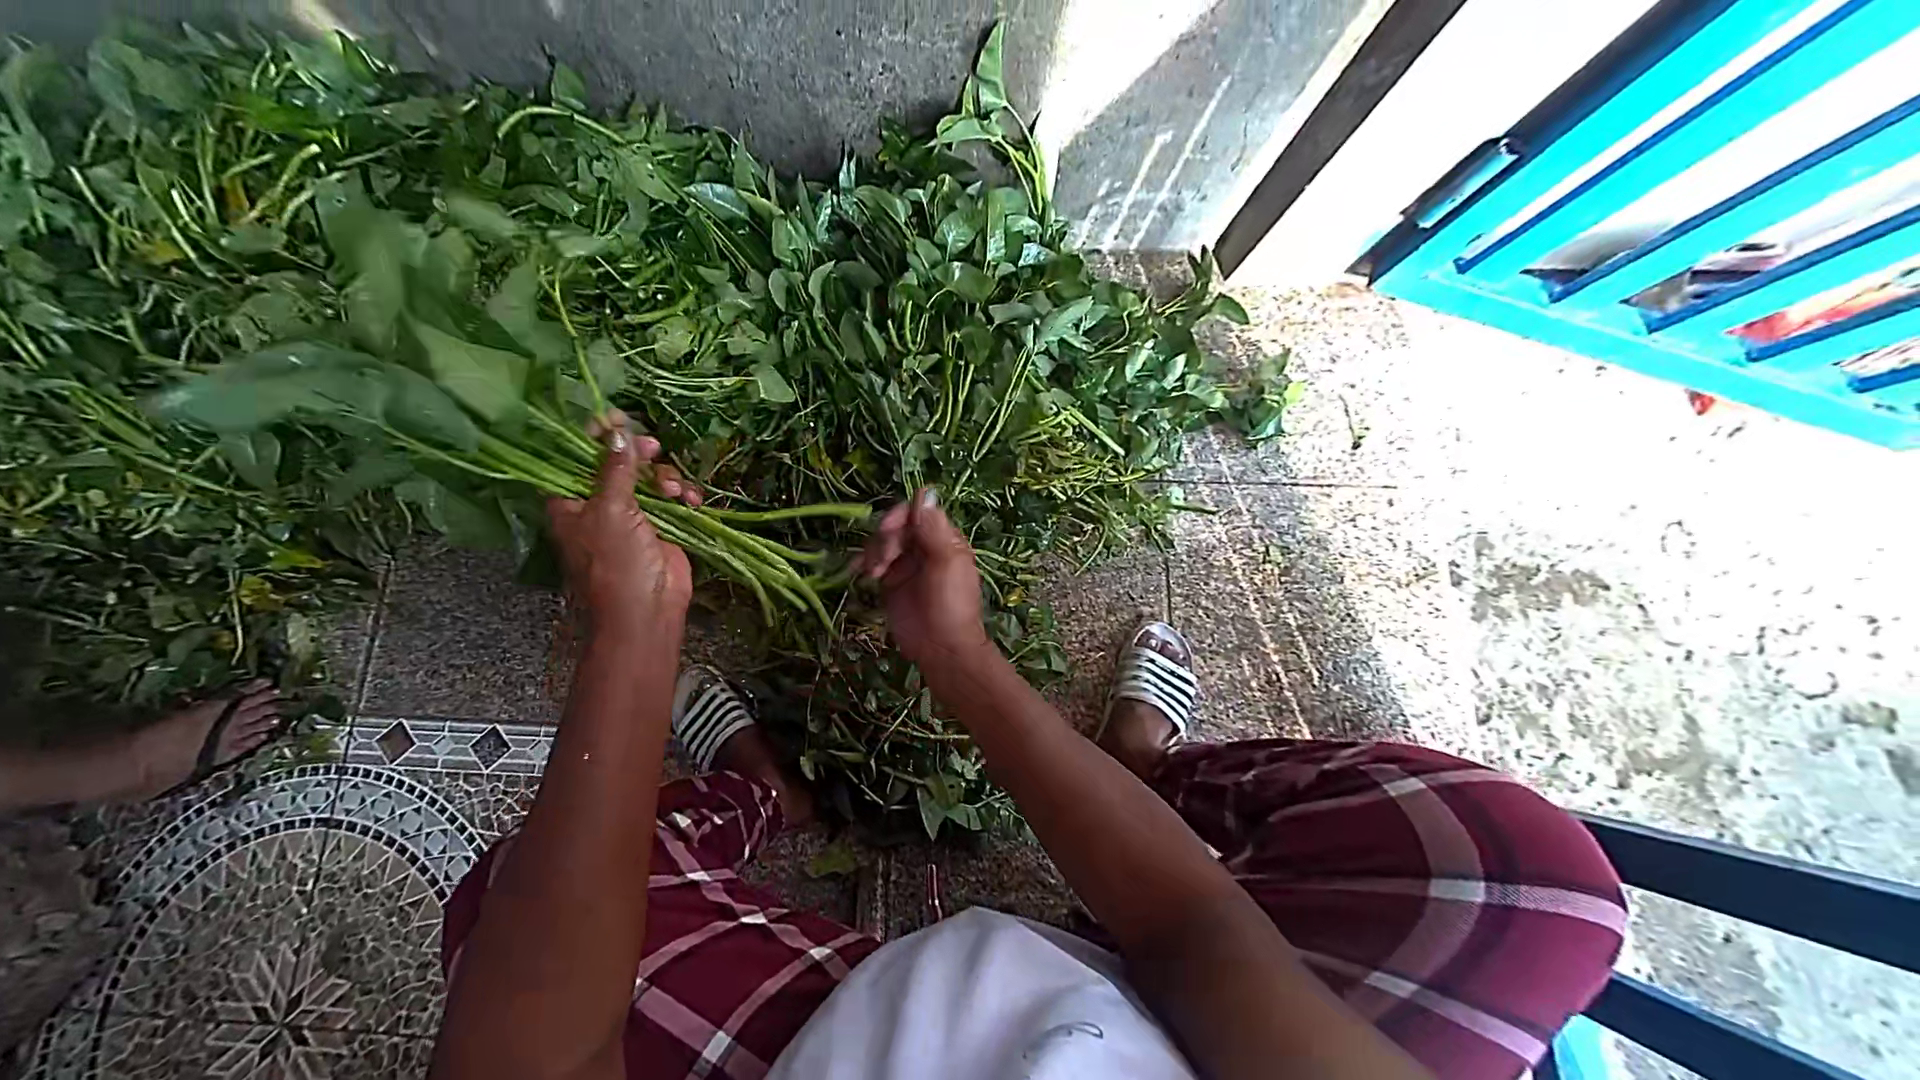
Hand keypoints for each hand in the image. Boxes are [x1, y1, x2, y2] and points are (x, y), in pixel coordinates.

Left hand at [547, 413, 697, 641]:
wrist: (648, 609)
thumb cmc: (616, 562)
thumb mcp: (610, 510)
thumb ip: (614, 469)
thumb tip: (617, 432)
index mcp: (570, 500)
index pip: (574, 455)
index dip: (593, 435)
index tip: (615, 418)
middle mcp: (598, 503)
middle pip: (617, 462)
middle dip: (637, 454)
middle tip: (653, 448)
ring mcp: (632, 514)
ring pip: (647, 478)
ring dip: (664, 477)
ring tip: (674, 490)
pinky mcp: (661, 525)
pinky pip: (671, 497)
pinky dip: (682, 494)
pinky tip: (691, 500)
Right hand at [857, 488, 990, 668]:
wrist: (941, 648)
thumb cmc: (950, 604)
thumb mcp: (946, 563)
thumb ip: (933, 528)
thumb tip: (923, 492)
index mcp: (943, 537)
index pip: (917, 510)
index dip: (901, 515)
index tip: (889, 529)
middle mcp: (924, 546)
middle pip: (896, 524)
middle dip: (885, 538)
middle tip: (883, 561)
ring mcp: (906, 563)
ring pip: (882, 541)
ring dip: (873, 551)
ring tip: (874, 573)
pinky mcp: (890, 581)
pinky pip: (873, 561)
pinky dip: (864, 563)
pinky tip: (862, 573)